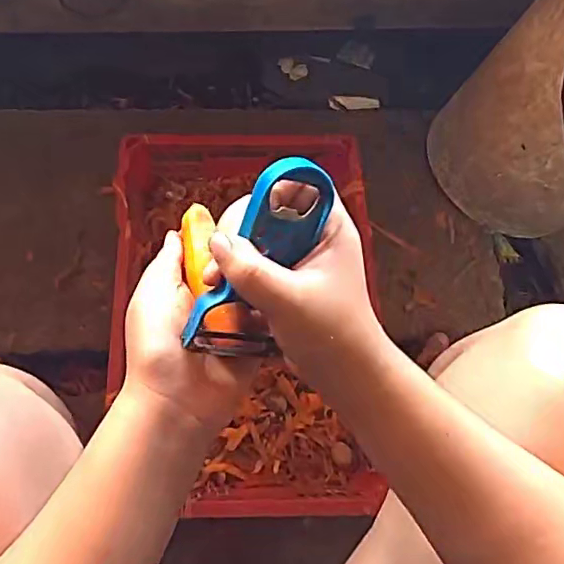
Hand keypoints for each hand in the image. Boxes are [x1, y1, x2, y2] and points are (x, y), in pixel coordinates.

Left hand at [122, 230, 258, 432]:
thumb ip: (167, 261)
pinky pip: (271, 320)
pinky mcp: (255, 344)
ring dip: (261, 283)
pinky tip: (277, 299)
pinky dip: (274, 311)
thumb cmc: (153, 346)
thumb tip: (177, 235)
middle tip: (257, 252)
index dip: (225, 239)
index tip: (244, 221)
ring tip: (269, 275)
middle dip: (248, 258)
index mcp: (186, 286)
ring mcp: (236, 323)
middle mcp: (213, 302)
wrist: (175, 401)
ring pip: (259, 289)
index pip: (211, 254)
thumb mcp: (151, 291)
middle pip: (240, 267)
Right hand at [205, 190, 384, 367]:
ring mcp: (296, 257)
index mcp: (329, 227)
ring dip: (231, 256)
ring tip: (216, 281)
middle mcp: (312, 235)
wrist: (347, 377)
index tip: (244, 222)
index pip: (297, 186)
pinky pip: (251, 264)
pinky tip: (224, 292)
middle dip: (238, 233)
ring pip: (254, 239)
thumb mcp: (289, 301)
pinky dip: (235, 275)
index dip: (267, 196)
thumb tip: (217, 244)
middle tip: (219, 259)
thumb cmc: (335, 337)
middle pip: (265, 212)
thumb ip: (251, 270)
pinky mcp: (283, 278)